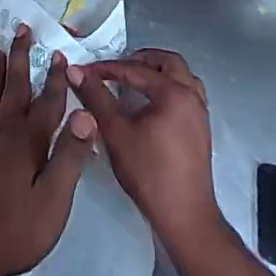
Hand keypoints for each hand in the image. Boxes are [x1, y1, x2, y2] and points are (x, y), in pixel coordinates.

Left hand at [0, 25, 94, 275]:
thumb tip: (86, 115)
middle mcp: (6, 133)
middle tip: (23, 30)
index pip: (48, 103)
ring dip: (1, 71)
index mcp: (29, 141)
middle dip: (22, 59)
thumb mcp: (53, 199)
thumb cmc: (15, 229)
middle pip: (17, 88)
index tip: (63, 55)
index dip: (57, 80)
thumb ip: (69, 157)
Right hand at [69, 49, 219, 240]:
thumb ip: (95, 98)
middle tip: (115, 68)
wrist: (184, 215)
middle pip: (168, 62)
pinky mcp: (201, 128)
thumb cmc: (148, 172)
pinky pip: (186, 93)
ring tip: (133, 81)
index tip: (83, 72)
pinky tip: (150, 103)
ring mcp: (200, 113)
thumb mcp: (115, 132)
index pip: (135, 70)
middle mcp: (192, 96)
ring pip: (182, 76)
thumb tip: (74, 70)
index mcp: (173, 93)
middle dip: (140, 60)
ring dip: (157, 72)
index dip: (106, 68)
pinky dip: (168, 87)